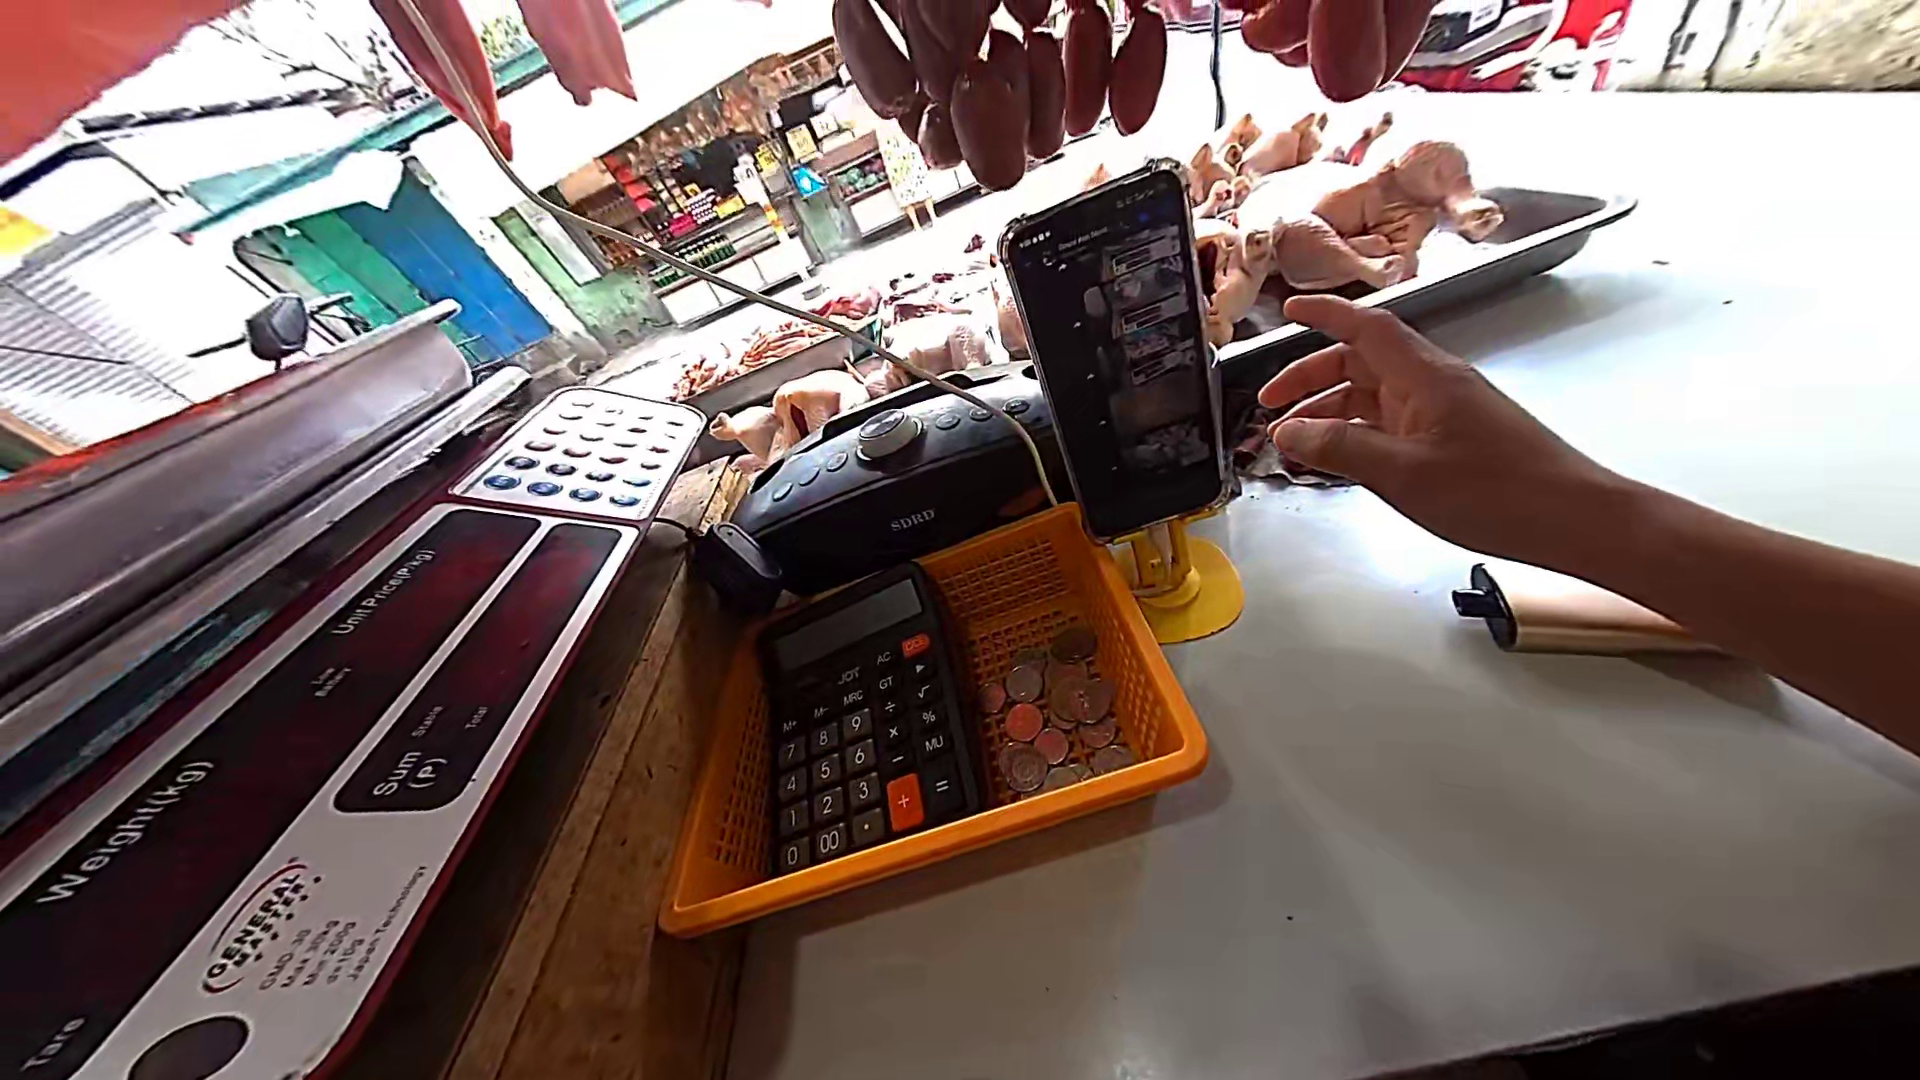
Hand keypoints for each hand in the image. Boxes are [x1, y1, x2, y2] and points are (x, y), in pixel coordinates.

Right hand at [1258, 295, 1630, 570]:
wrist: (1574, 521)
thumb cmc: (1493, 492)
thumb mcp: (1401, 472)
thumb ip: (1337, 448)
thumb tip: (1286, 432)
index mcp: (1424, 378)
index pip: (1366, 329)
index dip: (1325, 314)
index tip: (1289, 310)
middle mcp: (1429, 385)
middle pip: (1357, 364)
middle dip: (1308, 379)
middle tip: (1268, 404)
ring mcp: (1437, 412)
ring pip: (1366, 398)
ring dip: (1324, 412)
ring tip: (1289, 440)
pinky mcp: (1442, 438)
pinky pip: (1381, 424)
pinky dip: (1348, 435)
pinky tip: (1328, 457)